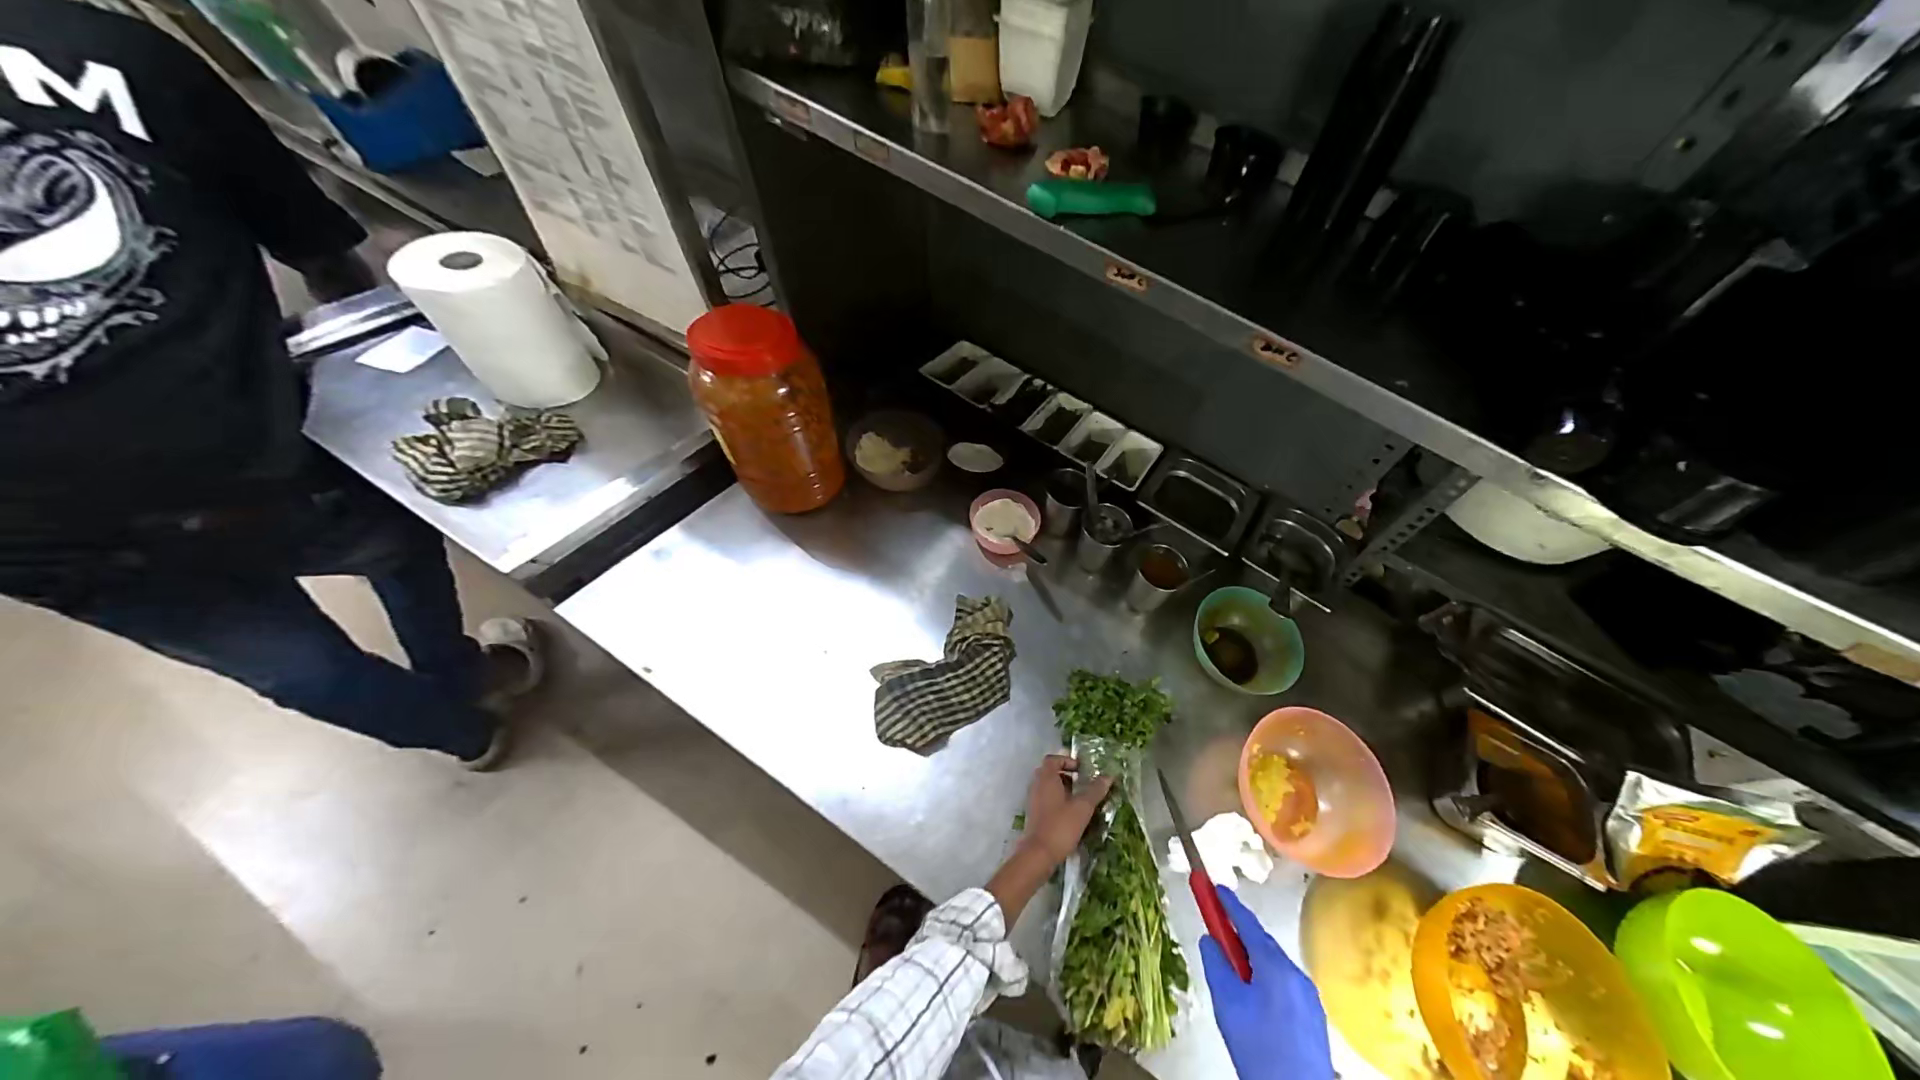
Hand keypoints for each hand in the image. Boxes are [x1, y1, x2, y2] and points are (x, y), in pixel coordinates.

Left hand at [1018, 754, 1113, 864]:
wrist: (1038, 853)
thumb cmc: (1061, 826)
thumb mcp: (1082, 807)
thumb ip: (1095, 790)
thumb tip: (1108, 776)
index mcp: (1046, 778)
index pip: (1053, 759)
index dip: (1067, 760)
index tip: (1081, 770)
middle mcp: (1036, 785)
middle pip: (1050, 772)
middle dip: (1067, 775)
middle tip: (1082, 784)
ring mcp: (1033, 800)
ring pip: (1048, 786)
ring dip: (1063, 788)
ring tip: (1080, 800)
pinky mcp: (1034, 814)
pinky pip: (1046, 799)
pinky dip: (1058, 800)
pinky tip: (1071, 814)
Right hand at [1202, 885, 1333, 1079]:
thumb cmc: (1258, 1048)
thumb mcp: (1227, 1003)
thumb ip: (1216, 964)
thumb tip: (1209, 939)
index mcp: (1275, 966)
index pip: (1248, 924)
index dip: (1229, 904)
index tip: (1214, 887)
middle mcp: (1296, 974)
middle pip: (1262, 943)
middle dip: (1239, 932)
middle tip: (1217, 926)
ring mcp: (1308, 996)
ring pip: (1273, 964)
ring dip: (1251, 956)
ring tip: (1231, 966)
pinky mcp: (1313, 1015)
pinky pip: (1283, 982)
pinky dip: (1264, 975)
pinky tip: (1252, 992)